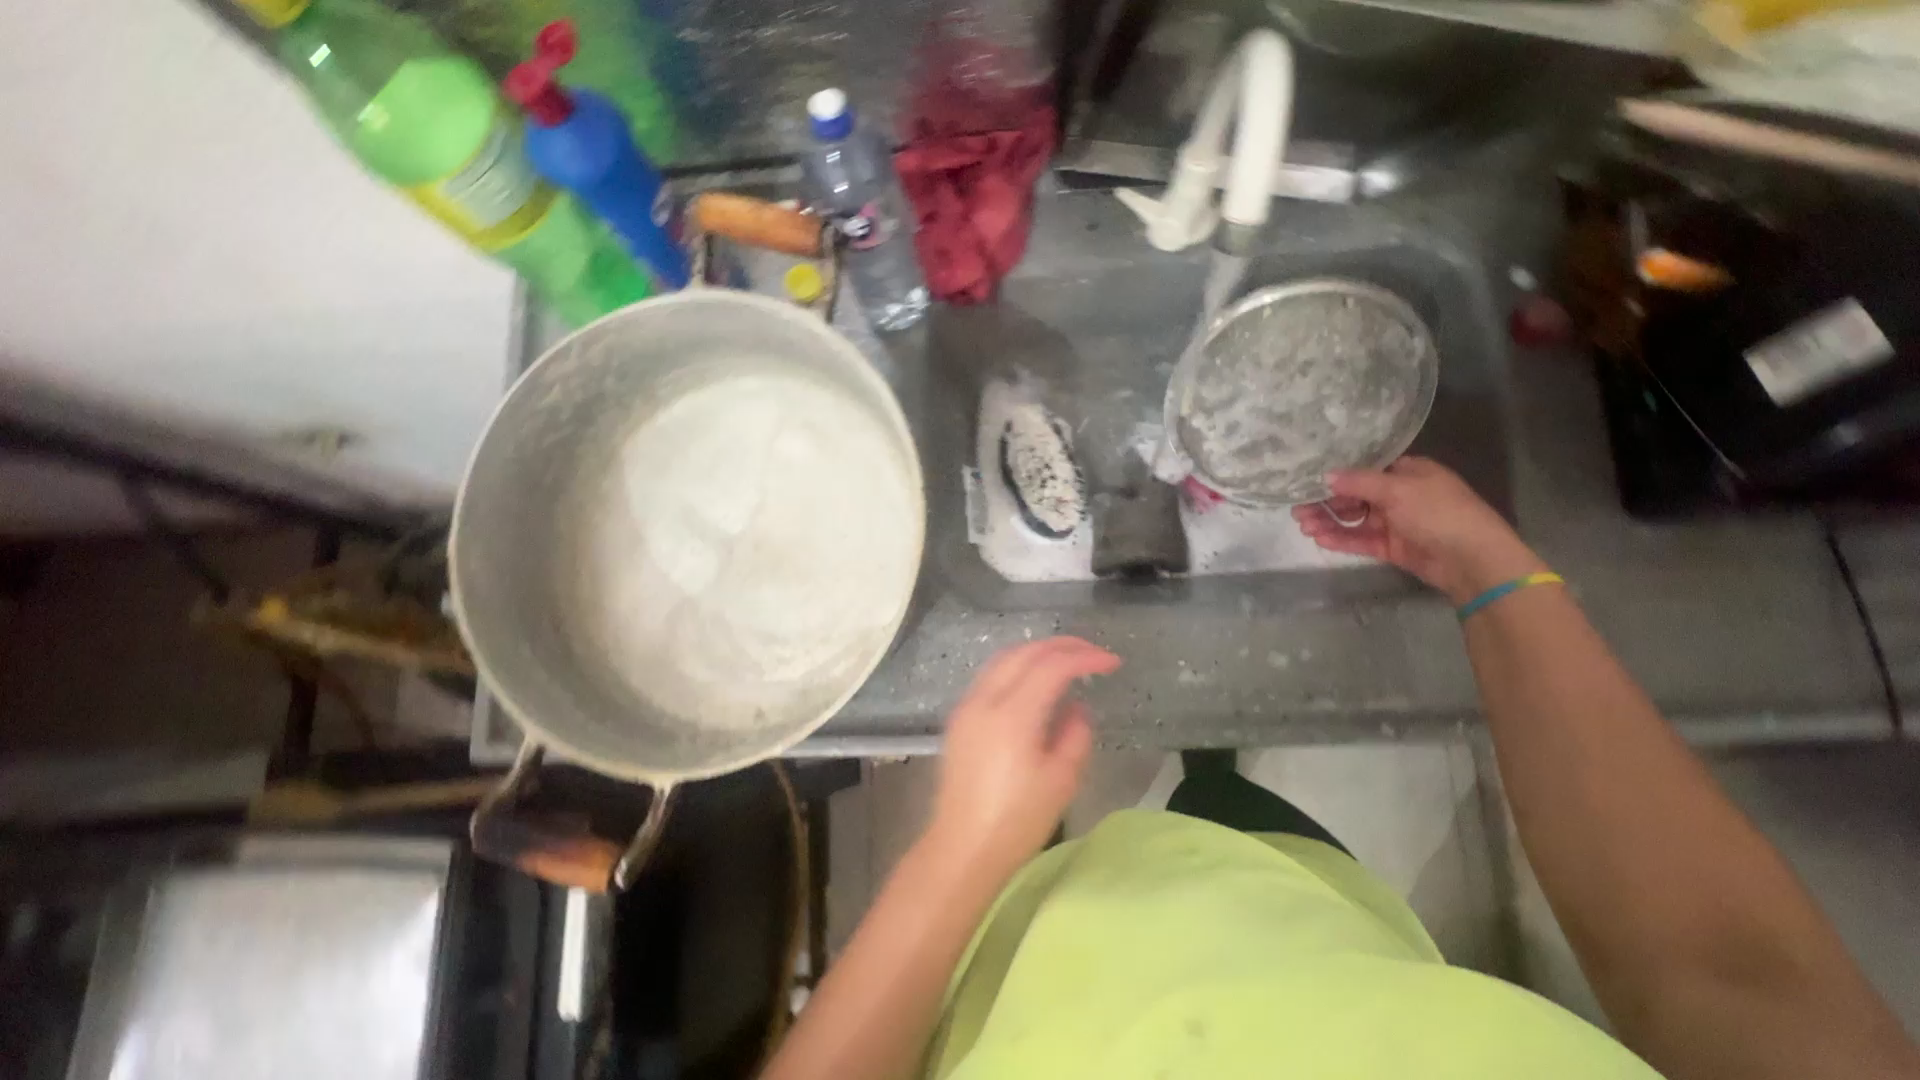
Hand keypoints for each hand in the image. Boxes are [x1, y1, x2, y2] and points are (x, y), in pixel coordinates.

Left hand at [929, 637, 1121, 875]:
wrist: (962, 849)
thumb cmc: (1017, 822)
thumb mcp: (1061, 781)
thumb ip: (1075, 734)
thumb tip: (1075, 708)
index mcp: (1013, 715)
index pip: (1053, 666)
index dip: (1086, 658)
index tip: (1113, 662)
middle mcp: (985, 700)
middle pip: (1025, 652)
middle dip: (1062, 645)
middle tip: (1093, 652)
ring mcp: (967, 708)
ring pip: (1003, 659)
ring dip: (1037, 652)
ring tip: (1068, 660)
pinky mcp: (959, 720)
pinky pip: (990, 677)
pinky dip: (1017, 667)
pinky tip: (1036, 681)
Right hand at [1292, 456, 1548, 604]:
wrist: (1472, 559)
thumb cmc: (1439, 512)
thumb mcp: (1399, 490)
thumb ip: (1359, 482)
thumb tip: (1326, 474)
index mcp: (1408, 472)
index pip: (1365, 469)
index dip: (1337, 475)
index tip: (1307, 480)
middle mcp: (1401, 494)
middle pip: (1356, 496)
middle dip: (1326, 502)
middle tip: (1297, 509)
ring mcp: (1397, 522)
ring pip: (1356, 520)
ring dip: (1330, 522)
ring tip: (1303, 526)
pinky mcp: (1394, 547)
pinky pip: (1363, 540)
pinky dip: (1342, 539)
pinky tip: (1321, 539)